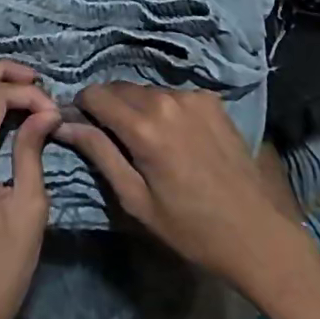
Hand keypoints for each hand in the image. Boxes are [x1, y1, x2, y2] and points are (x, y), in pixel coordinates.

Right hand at [54, 83, 293, 285]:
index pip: (97, 94)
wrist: (254, 230)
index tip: (79, 123)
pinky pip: (174, 95)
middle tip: (110, 136)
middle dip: (109, 105)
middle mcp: (167, 100)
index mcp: (144, 127)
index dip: (83, 106)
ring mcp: (192, 96)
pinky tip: (175, 135)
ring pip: (148, 91)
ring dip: (137, 106)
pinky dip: (165, 108)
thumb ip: (100, 154)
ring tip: (145, 139)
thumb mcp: (136, 199)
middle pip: (121, 88)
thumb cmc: (189, 226)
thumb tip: (65, 125)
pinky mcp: (212, 99)